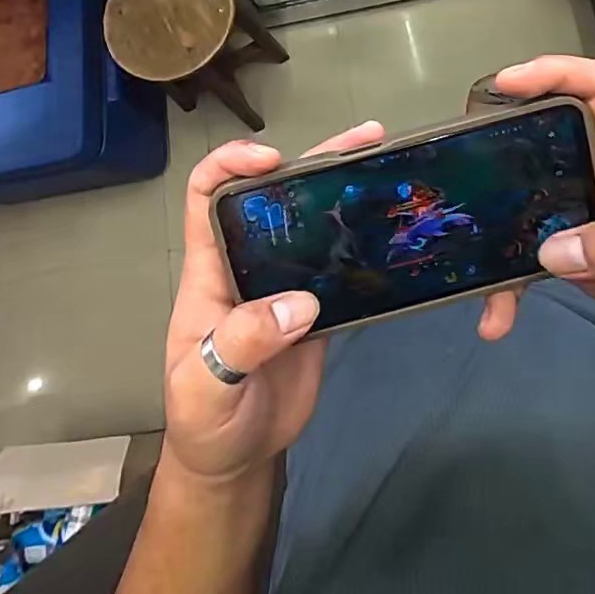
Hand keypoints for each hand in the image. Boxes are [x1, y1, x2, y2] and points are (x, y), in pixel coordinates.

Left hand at [161, 121, 386, 483]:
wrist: (235, 454)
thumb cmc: (205, 420)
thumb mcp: (206, 387)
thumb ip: (241, 344)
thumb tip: (300, 304)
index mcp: (211, 269)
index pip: (207, 194)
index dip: (230, 164)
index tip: (271, 159)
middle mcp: (249, 261)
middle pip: (275, 194)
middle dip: (313, 158)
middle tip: (364, 139)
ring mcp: (285, 282)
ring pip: (312, 222)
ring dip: (344, 189)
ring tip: (384, 161)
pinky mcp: (315, 305)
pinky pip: (338, 261)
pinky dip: (361, 237)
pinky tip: (390, 222)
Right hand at [480, 56, 594, 352]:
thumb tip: (550, 250)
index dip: (554, 74)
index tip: (506, 84)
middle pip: (541, 140)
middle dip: (497, 140)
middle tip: (454, 156)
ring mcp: (585, 217)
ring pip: (524, 204)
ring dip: (491, 224)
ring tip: (457, 244)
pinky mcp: (576, 256)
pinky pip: (529, 261)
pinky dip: (508, 288)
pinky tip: (494, 317)